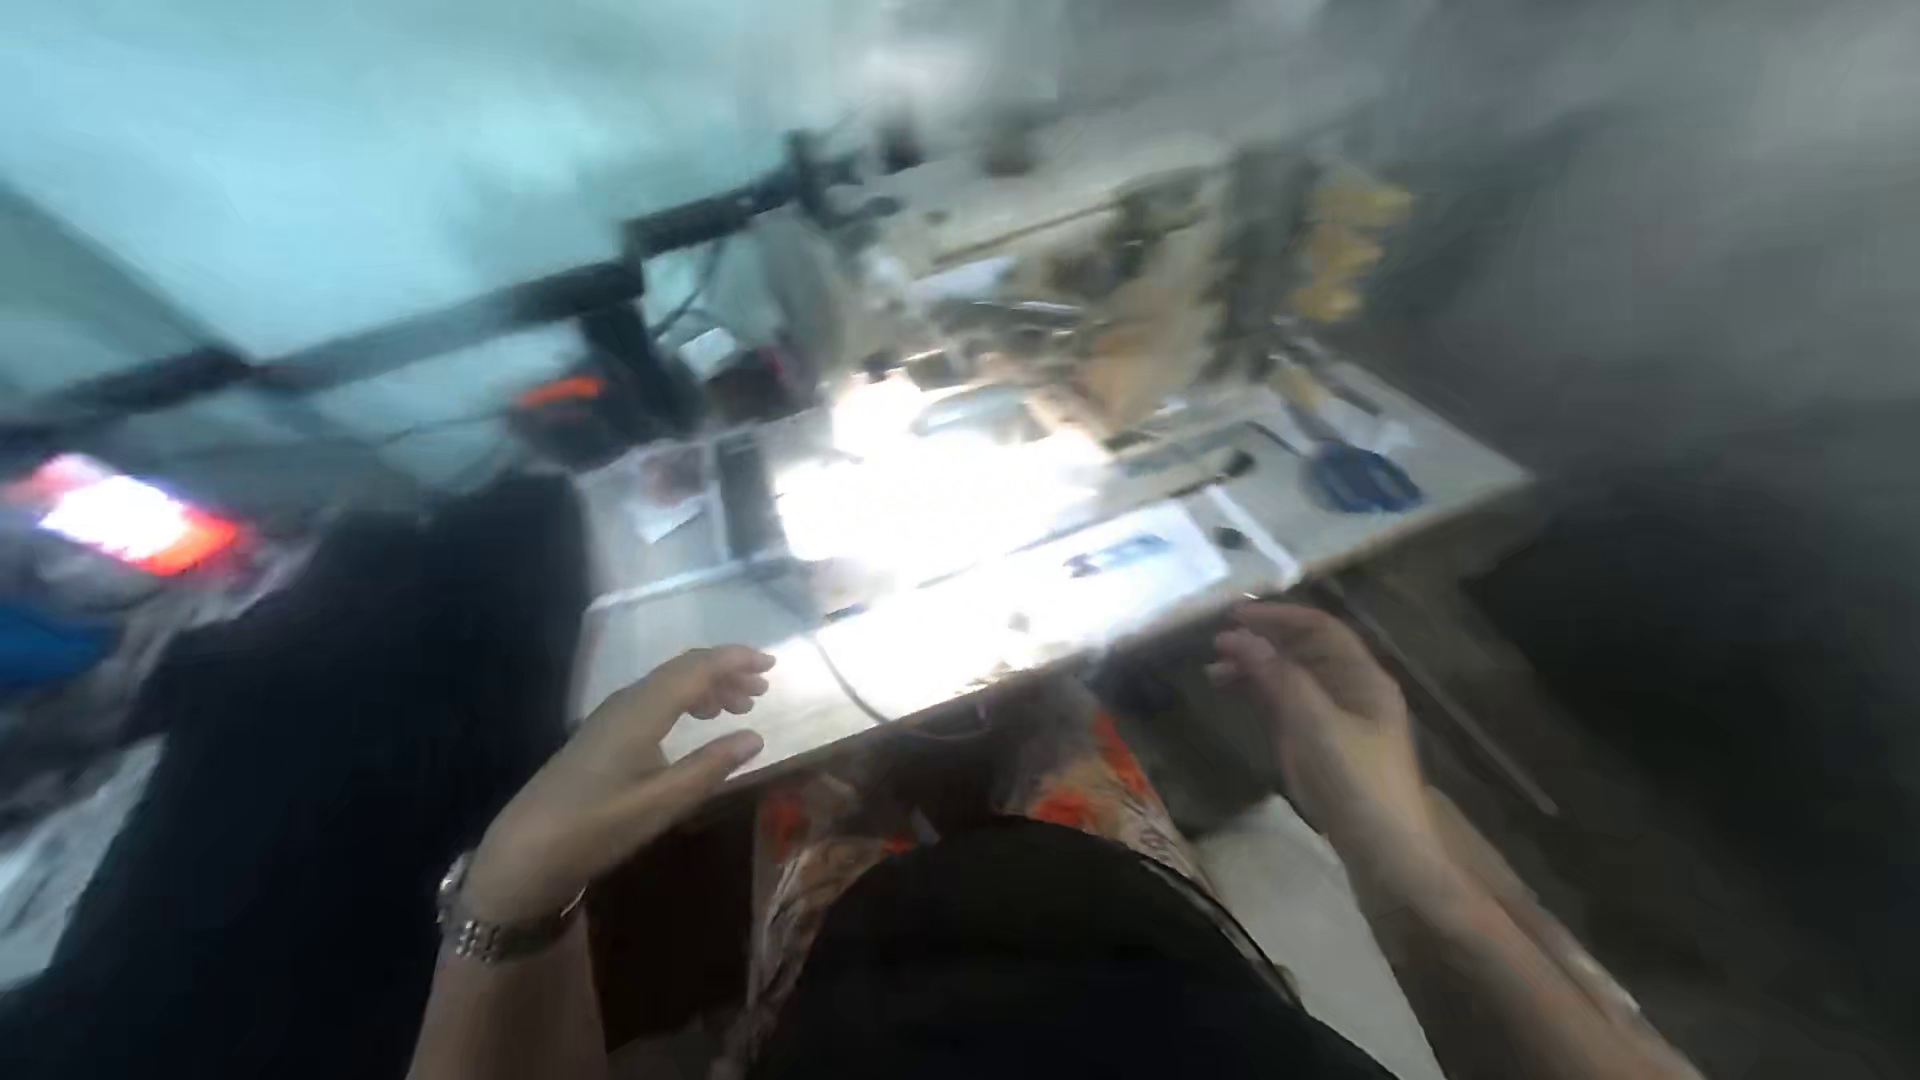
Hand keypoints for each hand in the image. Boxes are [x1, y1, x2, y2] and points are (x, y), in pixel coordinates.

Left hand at [462, 646, 775, 921]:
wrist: (522, 854)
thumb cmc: (595, 827)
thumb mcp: (662, 803)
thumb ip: (711, 766)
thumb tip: (756, 737)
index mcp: (643, 710)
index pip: (698, 667)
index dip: (736, 660)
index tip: (771, 665)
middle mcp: (629, 700)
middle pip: (686, 667)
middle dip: (728, 671)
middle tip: (761, 691)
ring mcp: (615, 713)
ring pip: (672, 680)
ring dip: (710, 685)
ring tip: (739, 706)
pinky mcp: (608, 729)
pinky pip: (659, 695)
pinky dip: (689, 698)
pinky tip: (699, 720)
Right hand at [1214, 604, 1442, 875]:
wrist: (1383, 853)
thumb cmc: (1355, 782)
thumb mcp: (1314, 723)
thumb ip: (1276, 676)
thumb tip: (1236, 635)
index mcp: (1362, 678)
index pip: (1319, 628)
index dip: (1278, 616)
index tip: (1234, 614)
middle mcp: (1348, 688)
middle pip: (1302, 648)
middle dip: (1261, 639)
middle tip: (1217, 641)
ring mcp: (1331, 713)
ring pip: (1288, 673)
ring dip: (1253, 664)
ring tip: (1215, 669)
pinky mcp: (1315, 736)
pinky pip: (1282, 698)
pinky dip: (1256, 688)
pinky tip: (1232, 690)